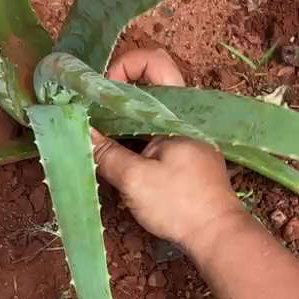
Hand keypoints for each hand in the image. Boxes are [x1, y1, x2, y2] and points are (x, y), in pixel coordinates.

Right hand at [91, 49, 245, 253]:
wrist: (217, 235)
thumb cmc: (180, 204)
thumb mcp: (135, 180)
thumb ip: (106, 153)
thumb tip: (81, 131)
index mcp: (178, 111)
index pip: (154, 62)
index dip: (124, 66)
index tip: (101, 92)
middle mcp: (183, 117)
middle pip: (144, 89)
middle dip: (113, 99)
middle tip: (89, 116)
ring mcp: (182, 136)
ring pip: (144, 116)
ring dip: (118, 124)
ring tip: (96, 141)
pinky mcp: (180, 156)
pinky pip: (149, 137)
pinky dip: (129, 142)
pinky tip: (113, 161)